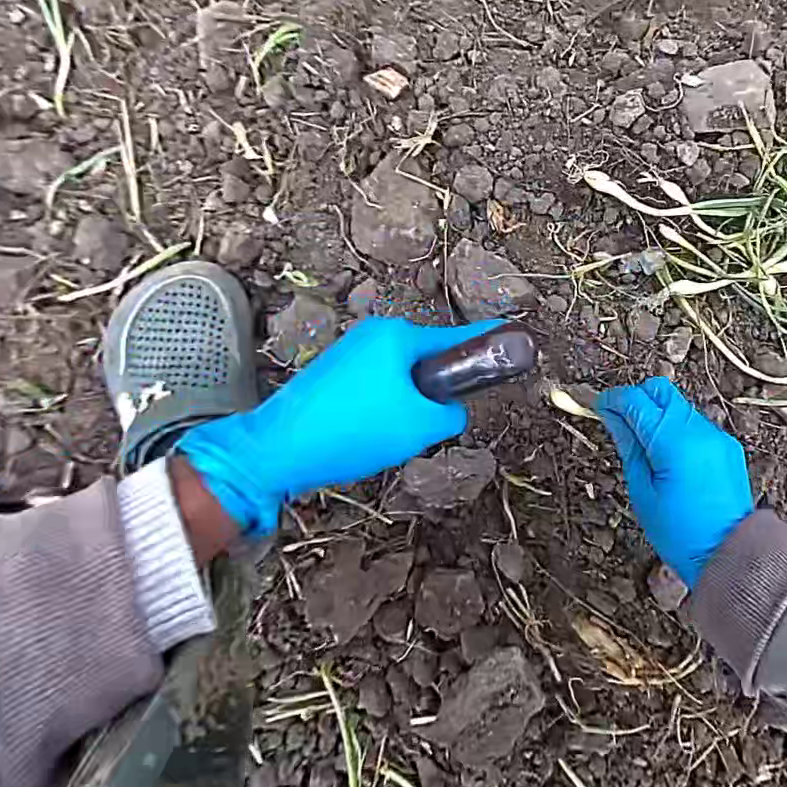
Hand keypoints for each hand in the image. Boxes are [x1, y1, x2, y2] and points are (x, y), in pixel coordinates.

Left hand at [178, 317, 504, 532]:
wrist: (272, 453)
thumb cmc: (354, 430)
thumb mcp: (422, 426)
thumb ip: (453, 412)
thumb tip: (451, 409)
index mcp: (397, 336)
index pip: (458, 337)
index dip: (488, 343)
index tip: (514, 340)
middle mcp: (375, 334)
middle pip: (430, 358)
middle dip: (438, 386)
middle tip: (437, 416)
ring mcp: (351, 351)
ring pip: (404, 374)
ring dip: (411, 398)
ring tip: (397, 429)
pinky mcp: (334, 371)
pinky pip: (380, 382)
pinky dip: (388, 402)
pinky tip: (374, 429)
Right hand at [597, 377, 753, 586]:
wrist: (730, 554)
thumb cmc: (683, 534)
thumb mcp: (643, 491)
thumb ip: (628, 445)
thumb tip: (611, 417)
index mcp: (674, 441)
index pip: (636, 400)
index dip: (613, 399)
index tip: (599, 405)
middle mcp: (699, 430)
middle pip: (661, 391)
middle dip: (637, 399)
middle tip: (619, 422)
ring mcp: (716, 436)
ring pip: (678, 406)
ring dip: (658, 415)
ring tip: (645, 449)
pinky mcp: (726, 445)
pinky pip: (696, 424)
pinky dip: (677, 431)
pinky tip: (669, 458)